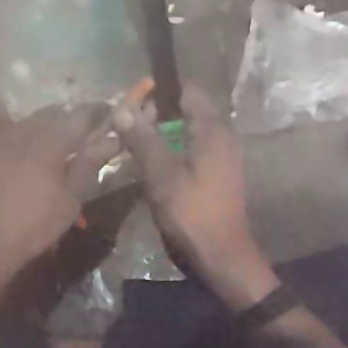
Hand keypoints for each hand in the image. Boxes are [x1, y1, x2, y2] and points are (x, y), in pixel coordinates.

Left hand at [0, 103, 120, 296]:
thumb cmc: (36, 223)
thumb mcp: (71, 198)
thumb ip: (89, 164)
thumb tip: (112, 140)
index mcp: (49, 140)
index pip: (79, 115)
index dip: (97, 113)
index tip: (109, 115)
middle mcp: (22, 130)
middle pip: (52, 114)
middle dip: (69, 120)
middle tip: (82, 135)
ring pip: (28, 122)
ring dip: (45, 128)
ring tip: (54, 146)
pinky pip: (8, 134)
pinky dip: (23, 139)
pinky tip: (26, 156)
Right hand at [115, 86, 278, 308]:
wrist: (222, 255)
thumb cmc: (193, 213)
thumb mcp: (161, 175)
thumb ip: (143, 139)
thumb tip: (122, 108)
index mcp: (214, 130)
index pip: (189, 92)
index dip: (160, 93)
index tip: (135, 105)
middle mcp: (224, 137)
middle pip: (188, 112)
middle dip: (159, 117)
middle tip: (129, 130)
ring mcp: (224, 158)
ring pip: (190, 135)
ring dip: (165, 138)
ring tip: (137, 150)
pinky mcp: (220, 177)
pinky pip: (194, 153)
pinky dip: (175, 155)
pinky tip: (156, 171)